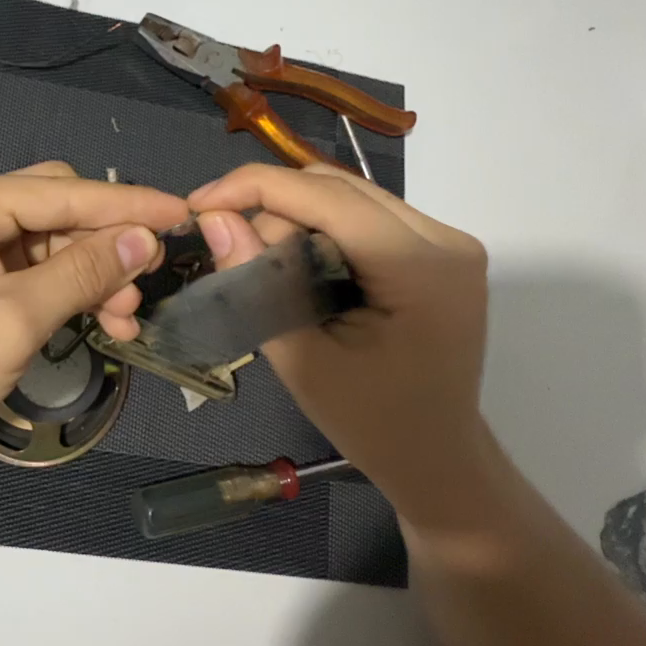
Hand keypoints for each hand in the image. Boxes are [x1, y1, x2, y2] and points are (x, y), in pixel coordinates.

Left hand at [0, 162, 188, 480]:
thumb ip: (82, 273)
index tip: (185, 213)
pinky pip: (42, 277)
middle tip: (152, 274)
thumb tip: (144, 239)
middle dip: (108, 240)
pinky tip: (109, 321)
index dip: (125, 203)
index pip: (61, 190)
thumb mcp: (12, 319)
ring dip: (96, 274)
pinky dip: (75, 295)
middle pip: (60, 210)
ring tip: (129, 315)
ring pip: (57, 246)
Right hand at [187, 164, 489, 505]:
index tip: (198, 203)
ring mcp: (447, 241)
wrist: (436, 458)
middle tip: (234, 253)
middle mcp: (443, 239)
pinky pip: (363, 213)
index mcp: (419, 268)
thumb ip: (255, 283)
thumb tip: (214, 219)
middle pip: (336, 187)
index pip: (326, 197)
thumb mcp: (300, 358)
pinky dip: (320, 229)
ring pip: (347, 194)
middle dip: (273, 209)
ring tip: (269, 269)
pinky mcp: (438, 249)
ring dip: (295, 219)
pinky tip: (303, 268)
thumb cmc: (370, 421)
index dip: (254, 187)